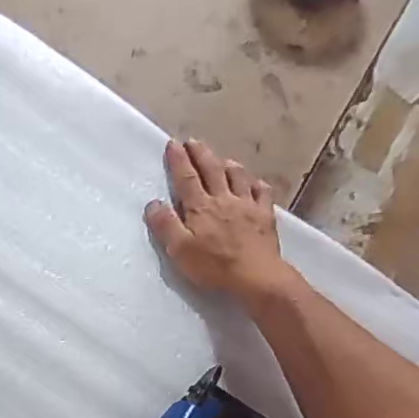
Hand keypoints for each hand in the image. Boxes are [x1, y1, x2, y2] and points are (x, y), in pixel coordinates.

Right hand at [144, 138, 294, 294]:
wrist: (256, 276)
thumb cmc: (213, 266)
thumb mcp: (180, 250)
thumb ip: (166, 225)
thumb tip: (154, 203)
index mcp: (200, 208)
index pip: (186, 179)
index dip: (178, 160)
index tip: (172, 144)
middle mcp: (223, 199)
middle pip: (211, 170)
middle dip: (200, 154)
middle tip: (193, 141)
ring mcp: (247, 205)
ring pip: (237, 177)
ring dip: (227, 164)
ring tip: (222, 158)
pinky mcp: (264, 215)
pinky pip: (261, 192)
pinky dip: (255, 183)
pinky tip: (253, 181)